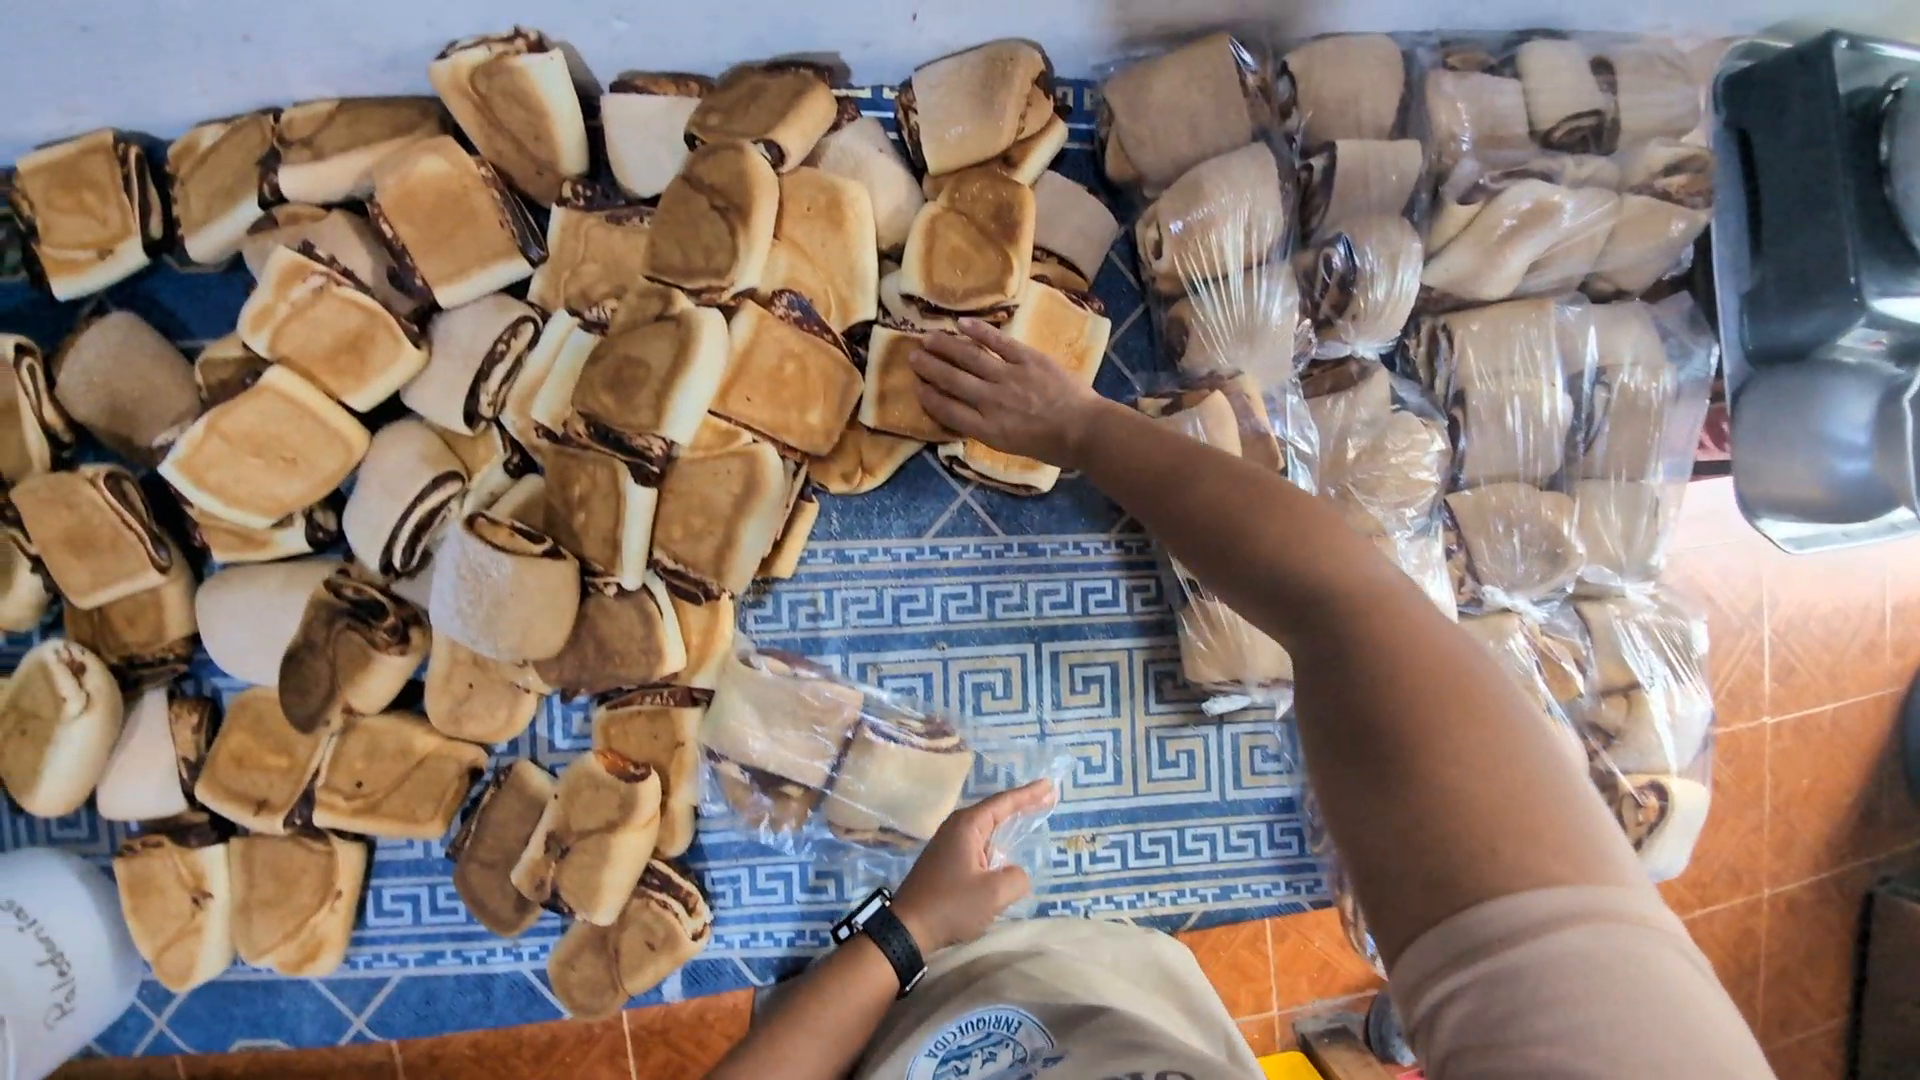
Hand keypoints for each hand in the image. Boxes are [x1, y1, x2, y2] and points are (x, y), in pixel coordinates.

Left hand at [892, 779, 1056, 953]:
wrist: (907, 929)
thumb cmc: (950, 906)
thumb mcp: (993, 894)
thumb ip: (1016, 878)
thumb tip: (1016, 874)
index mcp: (967, 825)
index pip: (1004, 802)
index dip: (1029, 794)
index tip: (1049, 785)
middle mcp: (956, 827)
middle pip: (995, 811)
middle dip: (1021, 805)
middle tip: (1048, 798)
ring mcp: (948, 843)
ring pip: (987, 831)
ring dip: (1008, 827)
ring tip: (1031, 820)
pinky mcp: (945, 861)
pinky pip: (978, 846)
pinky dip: (996, 845)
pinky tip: (1005, 853)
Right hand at [910, 320, 1112, 469]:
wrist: (1085, 430)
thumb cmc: (1053, 447)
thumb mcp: (1013, 448)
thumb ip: (989, 430)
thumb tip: (971, 415)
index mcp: (987, 429)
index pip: (949, 412)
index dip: (930, 398)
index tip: (917, 388)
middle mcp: (991, 402)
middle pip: (952, 381)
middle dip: (930, 368)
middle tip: (912, 357)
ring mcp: (1008, 378)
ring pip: (970, 358)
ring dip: (946, 347)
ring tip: (927, 338)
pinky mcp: (1027, 359)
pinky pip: (998, 342)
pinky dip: (979, 331)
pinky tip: (963, 324)